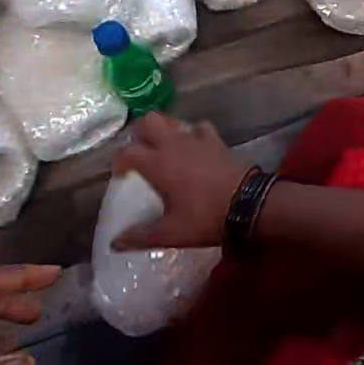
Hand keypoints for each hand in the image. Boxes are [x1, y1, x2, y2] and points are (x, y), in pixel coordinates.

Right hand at [110, 113, 247, 250]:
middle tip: (140, 151)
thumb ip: (141, 237)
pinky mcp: (217, 141)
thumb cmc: (204, 217)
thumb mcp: (171, 233)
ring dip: (165, 130)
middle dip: (140, 132)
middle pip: (149, 121)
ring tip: (164, 149)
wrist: (248, 204)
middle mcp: (174, 144)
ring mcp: (197, 139)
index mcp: (158, 163)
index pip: (127, 151)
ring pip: (174, 121)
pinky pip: (200, 128)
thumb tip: (115, 243)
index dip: (119, 160)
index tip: (120, 174)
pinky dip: (193, 133)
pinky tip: (194, 147)